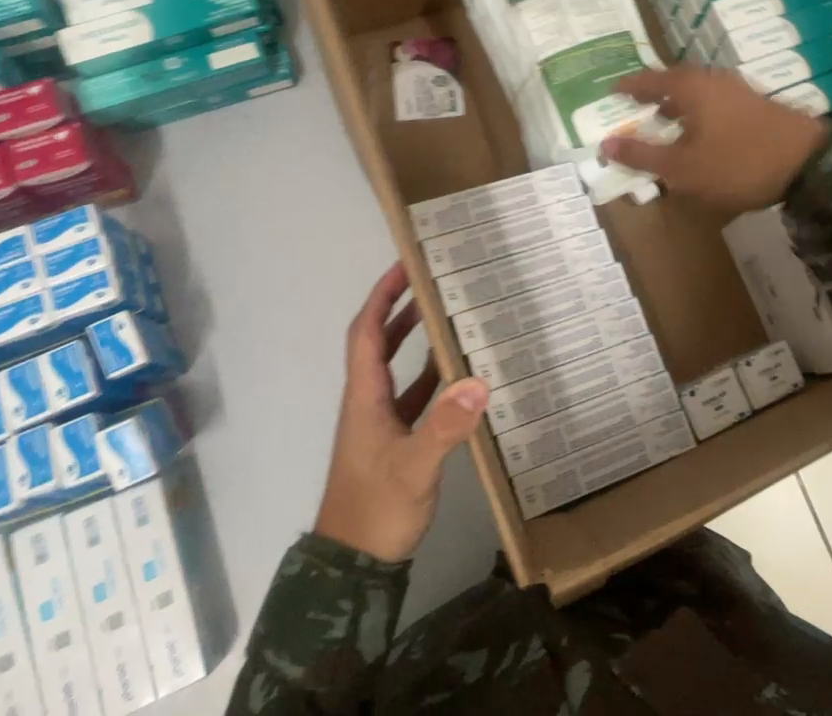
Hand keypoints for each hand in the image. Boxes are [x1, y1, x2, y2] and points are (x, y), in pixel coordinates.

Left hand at [314, 263, 488, 561]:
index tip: (403, 267)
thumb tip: (478, 380)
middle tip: (430, 283)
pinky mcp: (394, 445)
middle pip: (378, 345)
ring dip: (414, 342)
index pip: (366, 334)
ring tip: (447, 318)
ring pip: (395, 371)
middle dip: (399, 310)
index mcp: (364, 398)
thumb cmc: (376, 509)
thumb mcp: (414, 467)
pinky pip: (412, 399)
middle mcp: (368, 404)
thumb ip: (445, 426)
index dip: (381, 297)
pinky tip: (457, 379)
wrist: (353, 564)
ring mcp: (380, 425)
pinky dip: (431, 381)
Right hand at [602, 67, 828, 212]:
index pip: (650, 79)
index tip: (613, 91)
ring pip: (699, 93)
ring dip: (679, 106)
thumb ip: (642, 155)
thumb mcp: (682, 168)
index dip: (629, 86)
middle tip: (637, 108)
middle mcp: (714, 80)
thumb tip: (605, 144)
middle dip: (655, 95)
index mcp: (691, 87)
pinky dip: (699, 114)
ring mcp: (739, 90)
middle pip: (676, 82)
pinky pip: (716, 103)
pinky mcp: (756, 105)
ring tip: (666, 124)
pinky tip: (701, 135)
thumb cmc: (736, 164)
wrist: (806, 164)